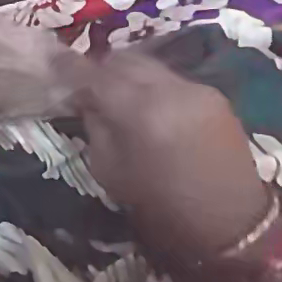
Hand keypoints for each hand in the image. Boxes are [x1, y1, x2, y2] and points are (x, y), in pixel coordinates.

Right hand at [77, 51, 270, 259]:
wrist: (229, 222)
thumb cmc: (160, 203)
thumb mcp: (109, 169)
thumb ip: (94, 125)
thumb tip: (86, 99)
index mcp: (139, 112)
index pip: (93, 75)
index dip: (68, 66)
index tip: (51, 60)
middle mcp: (169, 90)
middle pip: (122, 59)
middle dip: (99, 68)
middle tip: (85, 85)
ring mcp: (195, 88)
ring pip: (148, 64)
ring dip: (126, 74)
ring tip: (117, 94)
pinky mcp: (213, 94)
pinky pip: (170, 78)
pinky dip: (151, 85)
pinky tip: (148, 106)